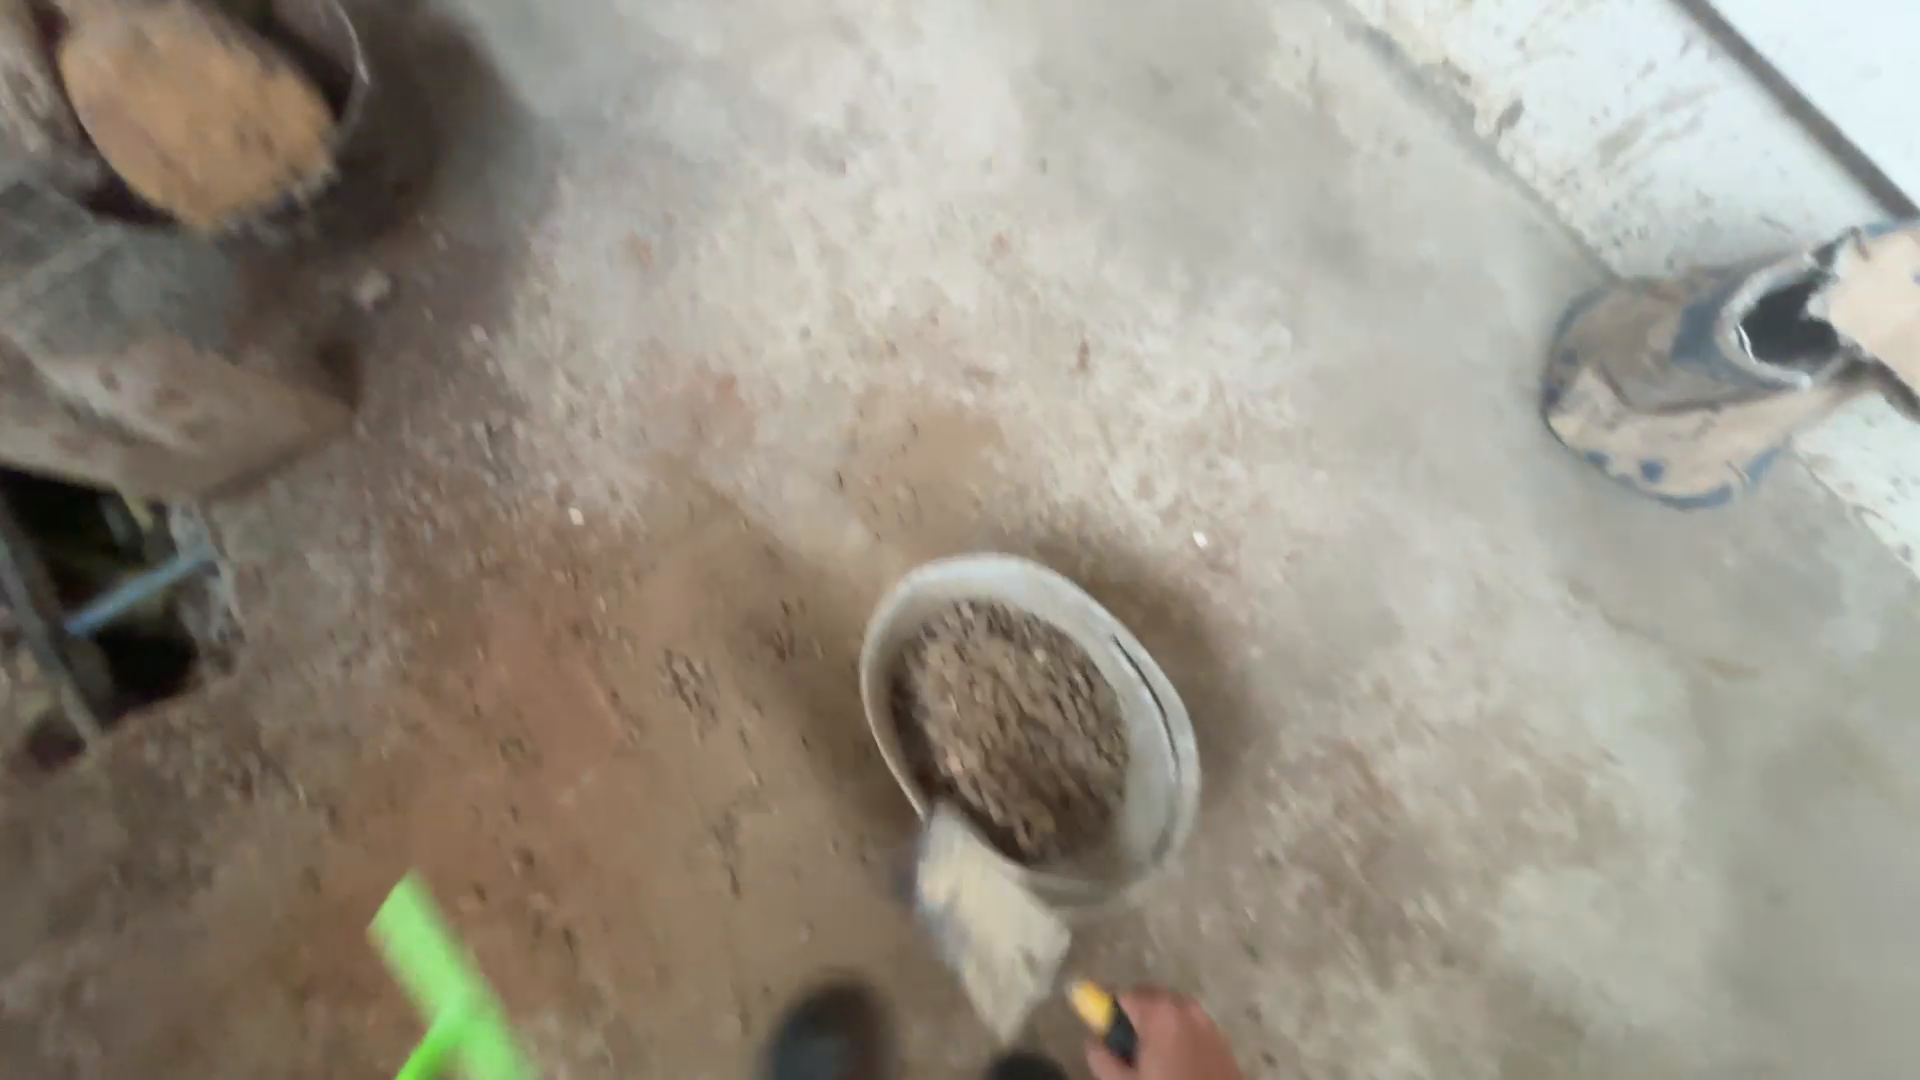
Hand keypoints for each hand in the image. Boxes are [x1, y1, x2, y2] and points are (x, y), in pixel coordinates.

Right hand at [1085, 987, 1243, 1079]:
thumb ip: (1101, 1058)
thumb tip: (1093, 1040)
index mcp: (1159, 1011)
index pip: (1121, 995)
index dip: (1109, 1012)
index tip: (1106, 1033)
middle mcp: (1184, 1006)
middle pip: (1148, 1000)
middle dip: (1135, 1018)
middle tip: (1129, 1049)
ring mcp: (1207, 1021)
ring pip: (1170, 1013)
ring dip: (1157, 1027)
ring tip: (1155, 1060)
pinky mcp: (1222, 1039)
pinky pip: (1190, 1026)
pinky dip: (1179, 1036)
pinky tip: (1178, 1065)